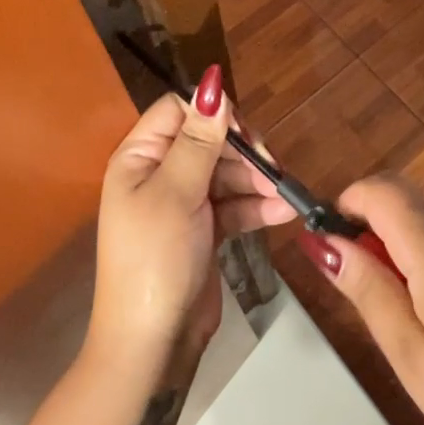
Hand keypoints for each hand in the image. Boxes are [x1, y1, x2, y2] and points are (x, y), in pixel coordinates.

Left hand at [84, 68, 295, 374]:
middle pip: (208, 141)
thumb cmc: (155, 258)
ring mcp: (183, 204)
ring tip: (283, 197)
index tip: (245, 135)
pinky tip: (283, 213)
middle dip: (242, 153)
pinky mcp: (204, 231)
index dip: (213, 116)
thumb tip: (213, 82)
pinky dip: (256, 208)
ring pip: (226, 175)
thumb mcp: (177, 193)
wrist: (152, 341)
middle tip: (272, 170)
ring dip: (255, 182)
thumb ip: (200, 140)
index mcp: (140, 157)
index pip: (179, 112)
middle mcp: (159, 174)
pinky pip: (233, 206)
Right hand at [295, 176, 423, 424]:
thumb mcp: (414, 356)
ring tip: (415, 327)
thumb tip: (324, 244)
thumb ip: (368, 292)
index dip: (346, 205)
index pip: (379, 189)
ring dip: (406, 255)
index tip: (332, 248)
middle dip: (374, 238)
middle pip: (404, 205)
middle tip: (374, 306)